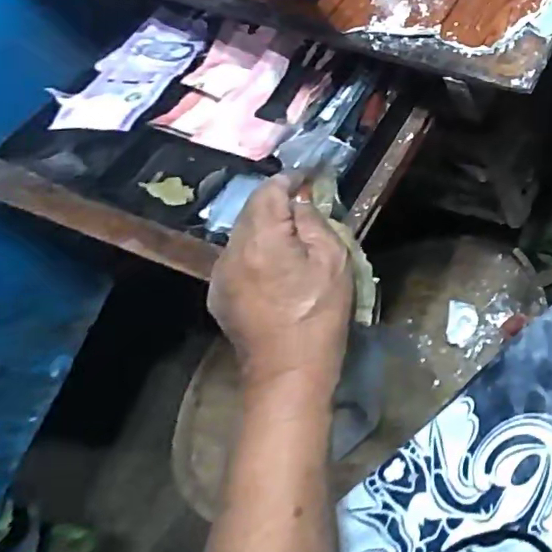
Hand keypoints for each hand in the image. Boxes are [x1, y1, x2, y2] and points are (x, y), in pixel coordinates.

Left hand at [207, 175, 351, 398]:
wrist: (287, 373)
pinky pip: (237, 256)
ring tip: (292, 236)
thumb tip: (300, 202)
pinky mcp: (218, 294)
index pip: (269, 190)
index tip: (309, 179)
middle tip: (305, 206)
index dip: (290, 180)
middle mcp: (232, 251)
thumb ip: (313, 221)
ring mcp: (220, 275)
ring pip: (243, 233)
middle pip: (252, 210)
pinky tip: (276, 265)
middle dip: (277, 202)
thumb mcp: (333, 260)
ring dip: (266, 227)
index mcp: (261, 239)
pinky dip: (256, 250)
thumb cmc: (319, 314)